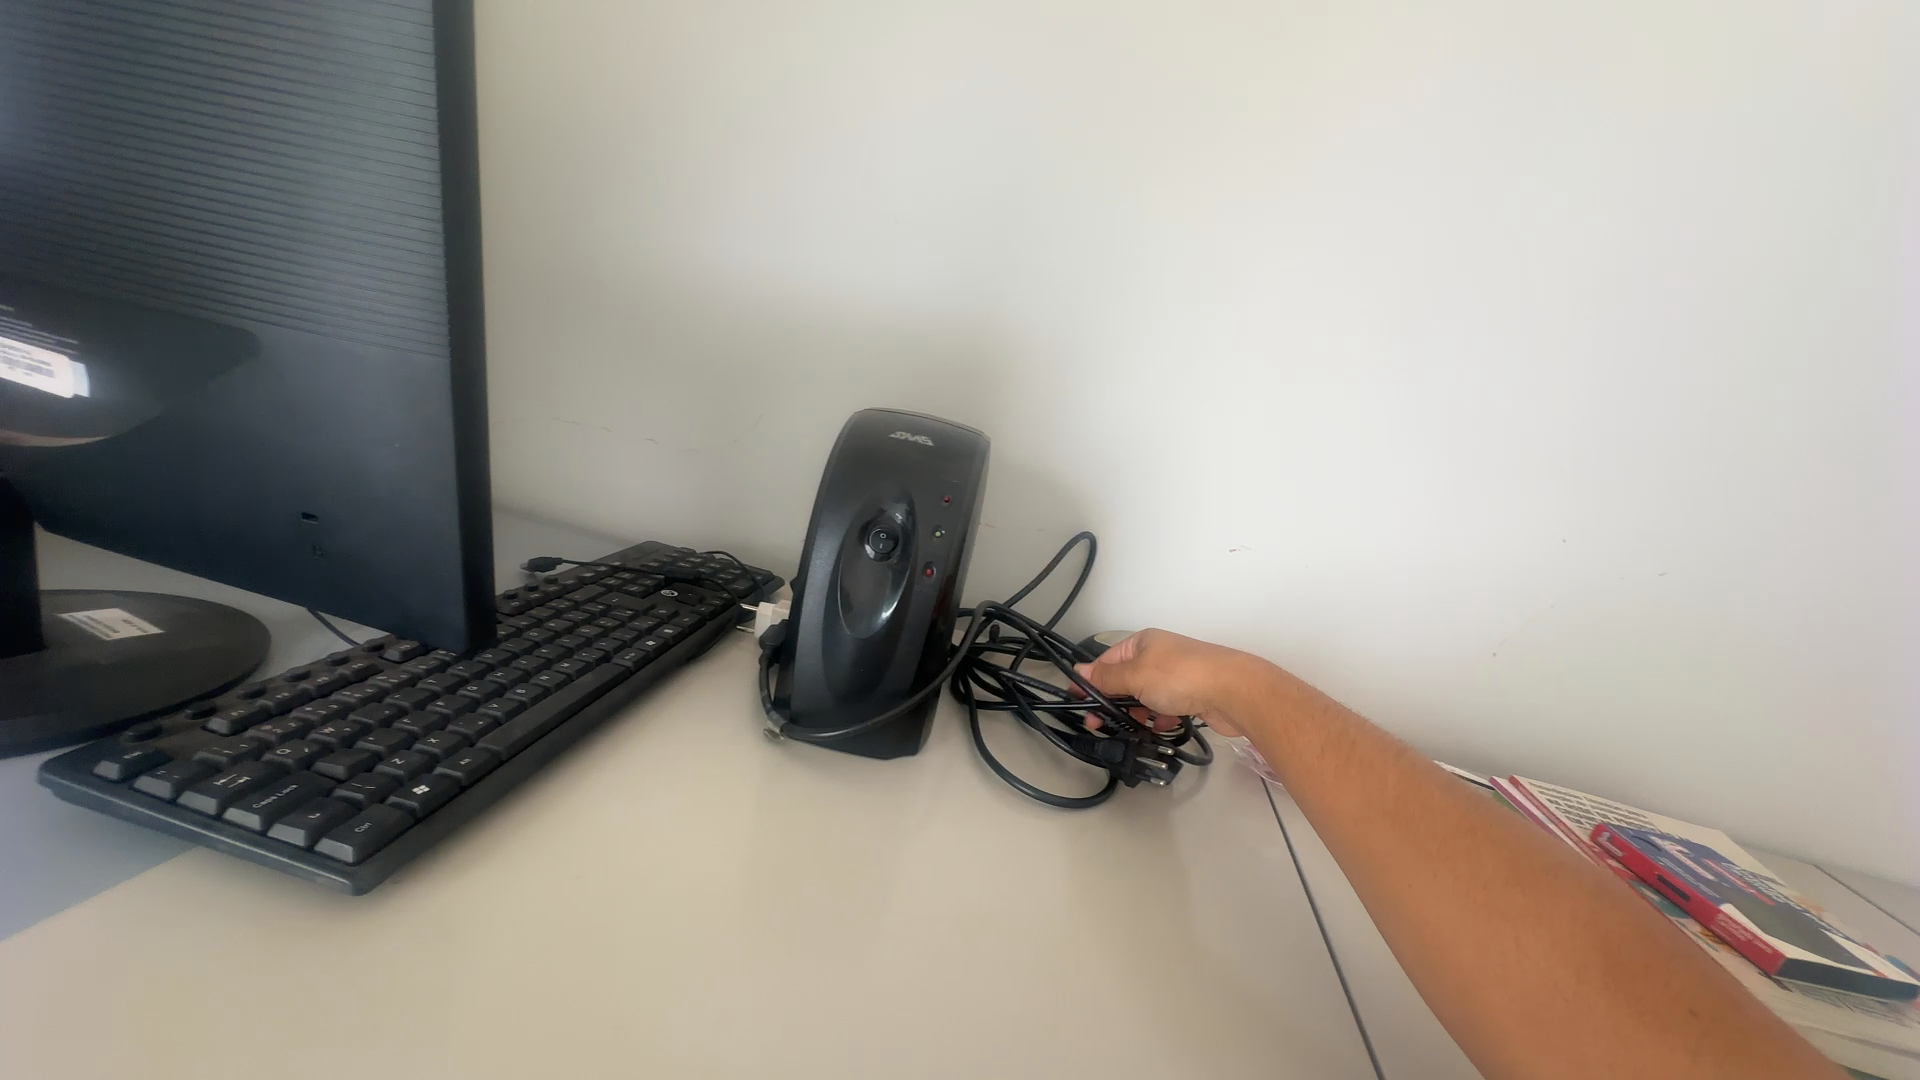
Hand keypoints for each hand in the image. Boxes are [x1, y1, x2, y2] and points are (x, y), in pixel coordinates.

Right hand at [1073, 628, 1271, 736]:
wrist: (1233, 691)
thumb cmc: (1179, 677)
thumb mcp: (1134, 676)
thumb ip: (1106, 677)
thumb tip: (1080, 671)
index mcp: (1142, 643)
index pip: (1106, 662)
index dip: (1091, 682)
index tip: (1078, 702)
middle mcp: (1158, 655)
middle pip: (1125, 680)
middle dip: (1113, 701)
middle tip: (1098, 724)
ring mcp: (1176, 675)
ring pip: (1145, 696)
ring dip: (1137, 712)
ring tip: (1132, 727)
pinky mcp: (1191, 695)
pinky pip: (1166, 707)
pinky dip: (1160, 718)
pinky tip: (1161, 727)